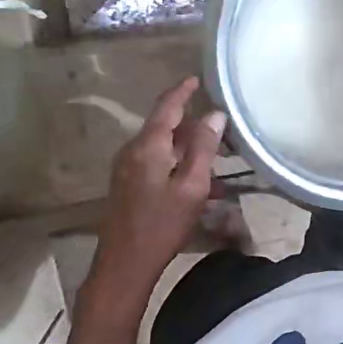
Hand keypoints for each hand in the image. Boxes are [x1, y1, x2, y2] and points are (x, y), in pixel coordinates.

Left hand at [85, 77, 226, 314]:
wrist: (124, 264)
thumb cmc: (161, 225)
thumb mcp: (192, 186)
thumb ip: (203, 148)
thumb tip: (215, 115)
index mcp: (148, 145)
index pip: (167, 106)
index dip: (183, 90)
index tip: (197, 78)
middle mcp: (133, 150)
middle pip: (164, 125)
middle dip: (190, 122)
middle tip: (219, 125)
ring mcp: (126, 168)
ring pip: (161, 146)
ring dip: (186, 147)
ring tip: (215, 157)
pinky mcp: (126, 186)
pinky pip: (155, 162)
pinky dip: (176, 163)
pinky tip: (197, 182)